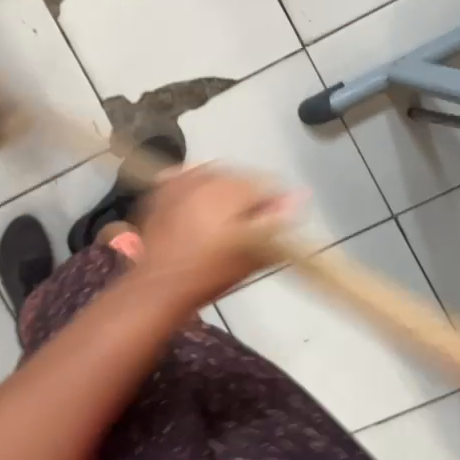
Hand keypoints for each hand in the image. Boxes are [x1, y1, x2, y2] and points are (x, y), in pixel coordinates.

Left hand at [129, 165, 300, 308]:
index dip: (276, 200)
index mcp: (228, 192)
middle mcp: (202, 179)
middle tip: (253, 217)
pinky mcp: (159, 190)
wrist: (159, 285)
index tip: (278, 216)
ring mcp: (178, 182)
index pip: (265, 183)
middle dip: (250, 192)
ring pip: (213, 174)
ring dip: (224, 188)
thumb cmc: (208, 275)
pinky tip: (201, 202)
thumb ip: (276, 222)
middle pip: (238, 176)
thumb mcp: (251, 253)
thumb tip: (300, 196)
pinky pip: (186, 177)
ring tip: (228, 213)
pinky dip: (197, 185)